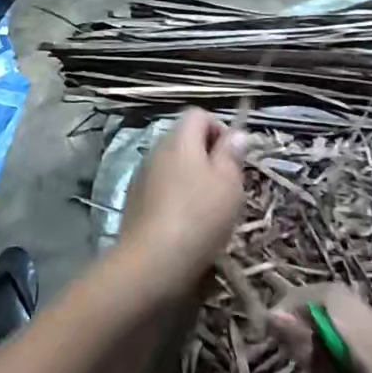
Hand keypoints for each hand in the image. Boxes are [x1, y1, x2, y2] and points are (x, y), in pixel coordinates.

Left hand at [118, 108, 250, 292]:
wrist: (153, 257)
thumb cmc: (199, 216)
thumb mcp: (229, 183)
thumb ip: (232, 154)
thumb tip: (236, 134)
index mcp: (178, 140)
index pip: (197, 114)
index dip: (220, 129)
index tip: (234, 157)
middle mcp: (155, 151)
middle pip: (184, 139)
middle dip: (208, 156)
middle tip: (227, 185)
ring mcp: (141, 175)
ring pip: (173, 165)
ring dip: (193, 178)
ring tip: (210, 208)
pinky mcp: (135, 200)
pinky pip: (161, 186)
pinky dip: (176, 195)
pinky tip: (188, 222)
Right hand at [265, 285, 371, 372]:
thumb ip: (311, 363)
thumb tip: (275, 316)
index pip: (334, 297)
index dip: (296, 301)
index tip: (272, 329)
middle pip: (349, 303)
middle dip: (309, 312)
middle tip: (285, 344)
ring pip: (363, 317)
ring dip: (329, 326)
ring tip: (308, 359)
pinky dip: (350, 341)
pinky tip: (341, 372)